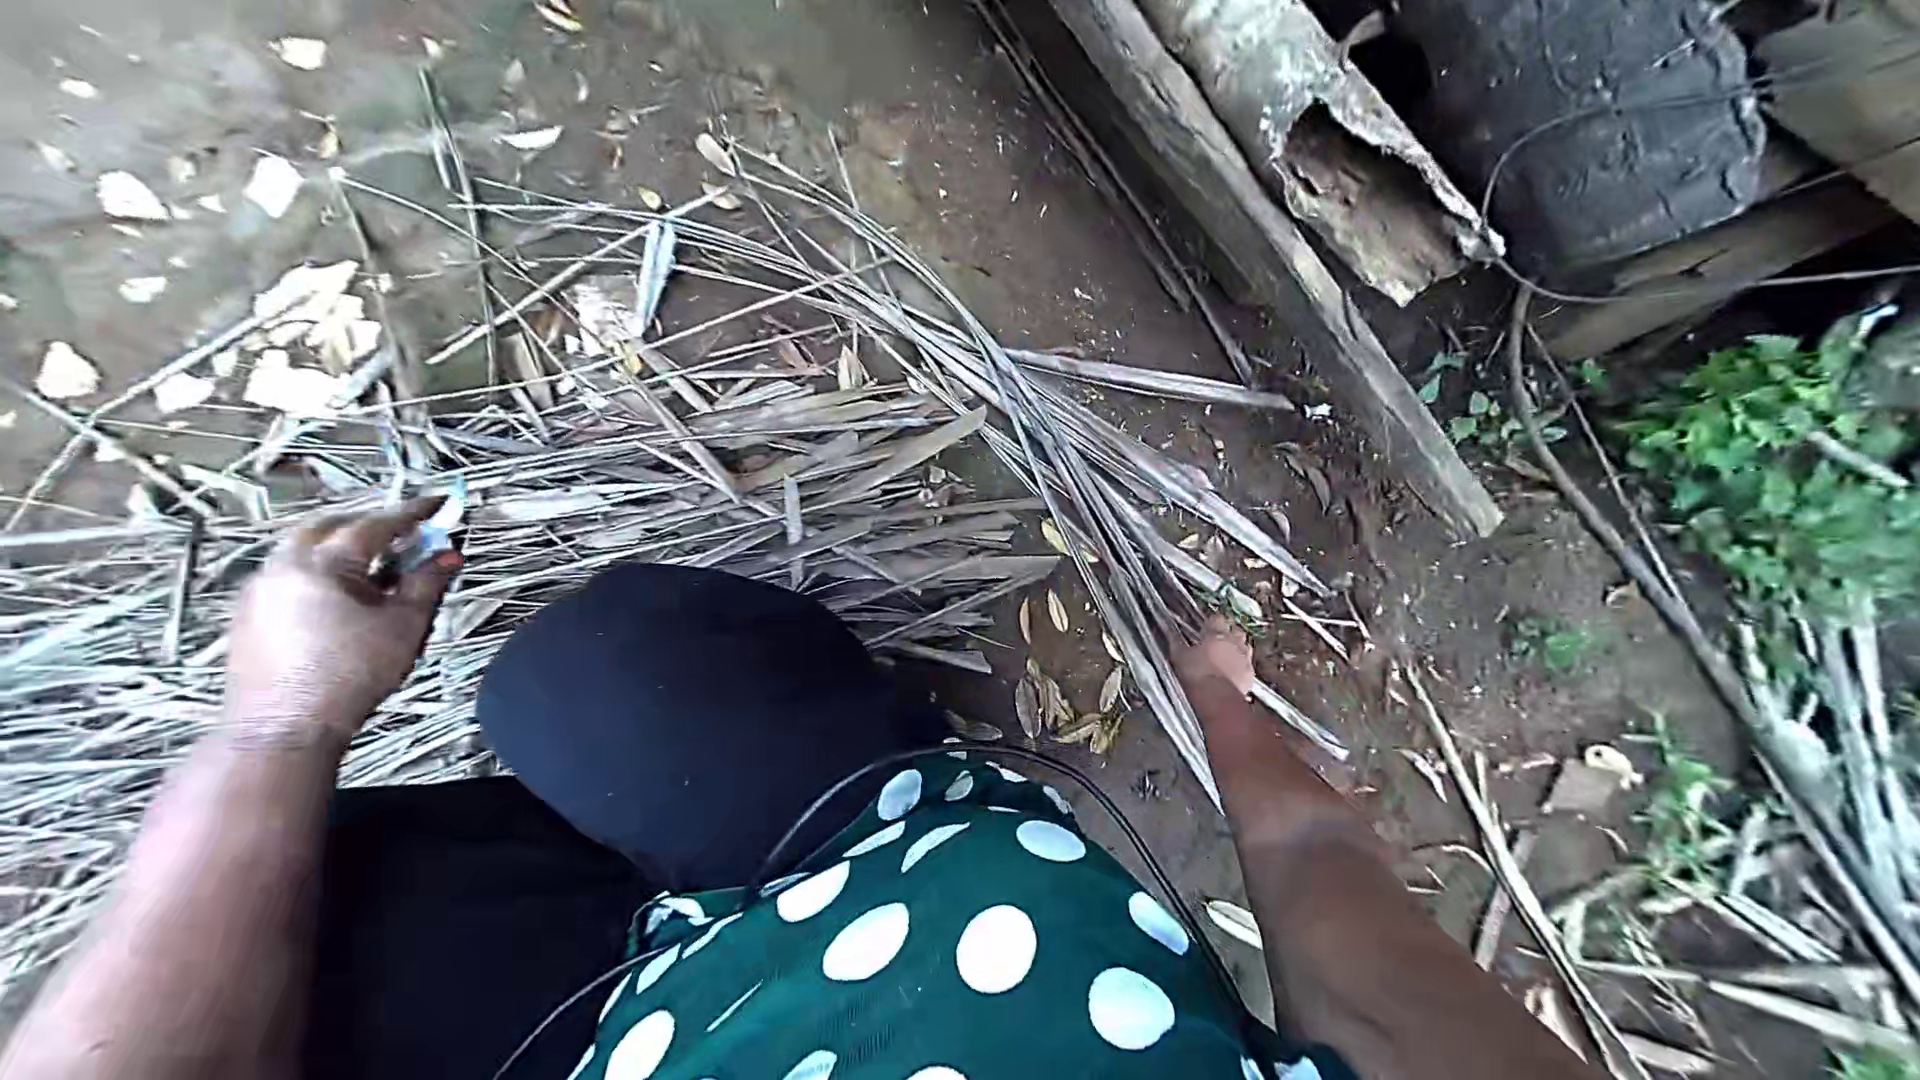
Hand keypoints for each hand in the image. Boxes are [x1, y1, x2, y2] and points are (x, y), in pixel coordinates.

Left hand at [225, 499, 461, 745]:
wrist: (285, 725)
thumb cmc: (355, 671)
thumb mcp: (405, 624)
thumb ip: (428, 582)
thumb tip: (450, 554)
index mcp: (321, 565)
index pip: (375, 525)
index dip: (412, 514)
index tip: (439, 504)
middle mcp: (282, 568)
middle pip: (328, 528)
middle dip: (368, 523)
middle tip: (405, 531)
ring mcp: (259, 590)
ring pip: (303, 549)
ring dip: (342, 545)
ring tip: (379, 561)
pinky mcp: (250, 613)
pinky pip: (290, 572)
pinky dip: (322, 567)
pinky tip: (346, 590)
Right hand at [1172, 613, 1255, 696]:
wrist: (1216, 697)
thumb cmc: (1197, 674)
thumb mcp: (1180, 655)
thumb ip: (1177, 642)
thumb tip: (1171, 633)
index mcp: (1216, 634)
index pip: (1218, 619)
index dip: (1213, 620)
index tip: (1208, 624)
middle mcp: (1233, 643)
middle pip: (1236, 630)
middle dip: (1229, 631)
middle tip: (1219, 636)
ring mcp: (1244, 658)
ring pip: (1245, 646)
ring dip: (1238, 647)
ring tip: (1228, 652)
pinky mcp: (1250, 675)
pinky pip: (1248, 665)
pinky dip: (1242, 665)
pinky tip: (1234, 671)